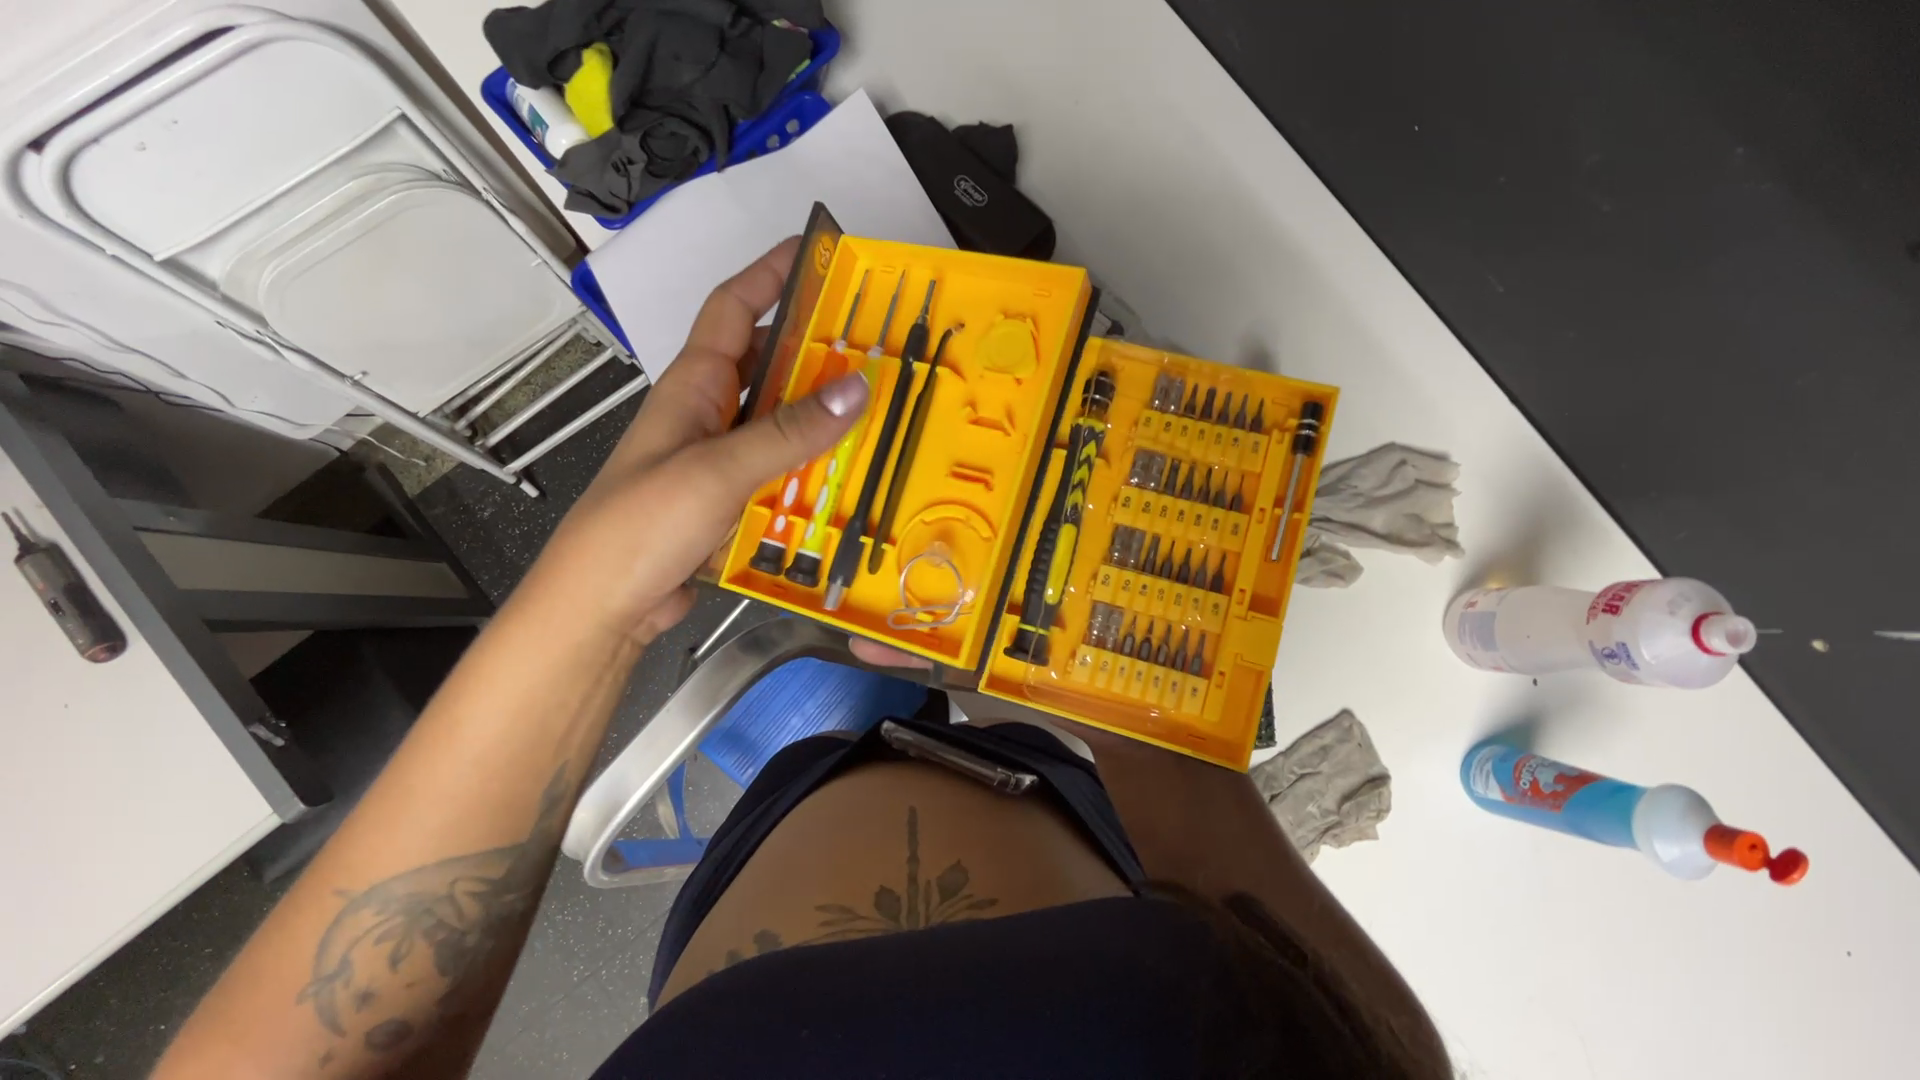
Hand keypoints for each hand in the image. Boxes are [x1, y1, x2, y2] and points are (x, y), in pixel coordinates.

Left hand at [512, 239, 868, 647]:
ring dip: (824, 420)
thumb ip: (788, 432)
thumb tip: (859, 386)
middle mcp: (709, 413)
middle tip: (880, 349)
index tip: (820, 252)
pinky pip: (784, 474)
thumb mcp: (718, 470)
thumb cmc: (641, 525)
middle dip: (819, 351)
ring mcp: (721, 460)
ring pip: (782, 424)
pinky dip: (817, 473)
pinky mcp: (732, 503)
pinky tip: (853, 483)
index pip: (733, 307)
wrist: (605, 606)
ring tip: (883, 415)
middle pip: (770, 365)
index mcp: (693, 384)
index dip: (772, 273)